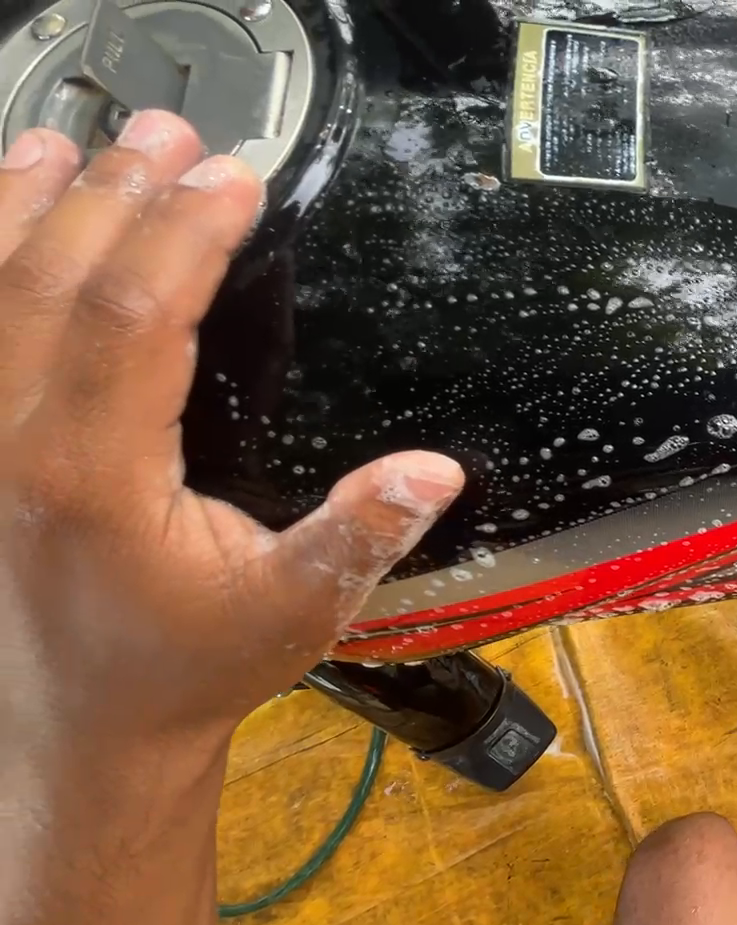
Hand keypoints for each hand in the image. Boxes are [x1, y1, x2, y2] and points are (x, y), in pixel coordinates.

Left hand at [0, 113, 464, 739]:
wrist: (85, 716)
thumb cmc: (198, 659)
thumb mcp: (300, 606)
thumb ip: (361, 535)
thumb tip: (435, 470)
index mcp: (87, 470)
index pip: (130, 317)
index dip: (181, 236)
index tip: (232, 181)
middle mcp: (4, 436)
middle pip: (45, 279)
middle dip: (116, 196)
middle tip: (177, 137)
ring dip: (28, 203)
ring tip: (82, 142)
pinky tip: (8, 210)